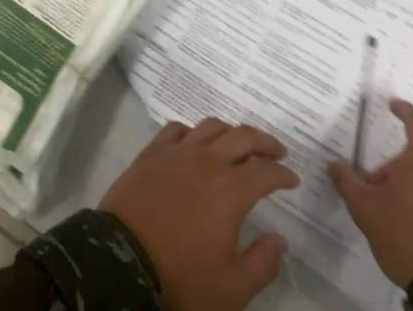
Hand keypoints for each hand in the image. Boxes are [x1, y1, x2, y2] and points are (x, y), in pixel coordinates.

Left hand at [100, 119, 300, 310]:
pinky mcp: (150, 154)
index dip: (283, 174)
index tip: (292, 180)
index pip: (266, 172)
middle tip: (276, 151)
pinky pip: (176, 129)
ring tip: (238, 144)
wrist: (120, 263)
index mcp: (230, 190)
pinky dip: (193, 132)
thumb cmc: (180, 277)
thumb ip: (263, 262)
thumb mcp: (232, 286)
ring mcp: (175, 154)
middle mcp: (205, 162)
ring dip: (230, 132)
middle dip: (264, 142)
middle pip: (241, 136)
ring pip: (209, 126)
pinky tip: (195, 143)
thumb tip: (279, 239)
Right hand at [328, 100, 412, 287]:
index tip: (393, 105)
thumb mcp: (365, 209)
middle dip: (395, 171)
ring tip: (392, 217)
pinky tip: (412, 233)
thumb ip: (348, 181)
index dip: (405, 111)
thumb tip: (335, 163)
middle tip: (375, 193)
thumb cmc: (404, 236)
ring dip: (411, 191)